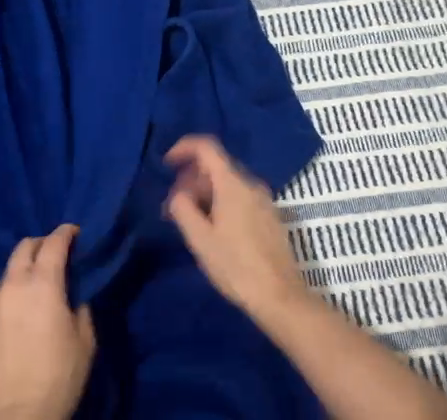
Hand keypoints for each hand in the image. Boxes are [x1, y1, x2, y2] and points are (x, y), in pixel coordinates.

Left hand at [0, 224, 95, 419]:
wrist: (15, 413)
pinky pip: (4, 289)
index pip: (53, 243)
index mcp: (42, 283)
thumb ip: (81, 306)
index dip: (66, 233)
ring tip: (43, 281)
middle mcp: (14, 283)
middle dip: (43, 243)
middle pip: (25, 247)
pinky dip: (17, 286)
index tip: (76, 232)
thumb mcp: (84, 340)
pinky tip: (27, 305)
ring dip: (28, 265)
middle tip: (59, 254)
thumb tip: (76, 292)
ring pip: (12, 268)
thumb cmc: (58, 376)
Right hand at [163, 135, 310, 322]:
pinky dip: (221, 203)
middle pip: (215, 166)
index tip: (166, 164)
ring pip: (227, 183)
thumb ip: (183, 208)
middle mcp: (251, 184)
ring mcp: (264, 201)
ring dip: (204, 194)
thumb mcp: (200, 239)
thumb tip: (179, 194)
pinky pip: (240, 197)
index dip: (183, 148)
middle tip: (173, 206)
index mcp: (233, 184)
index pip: (206, 147)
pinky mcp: (270, 217)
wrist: (280, 298)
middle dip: (190, 179)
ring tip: (190, 222)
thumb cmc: (236, 266)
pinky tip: (213, 230)